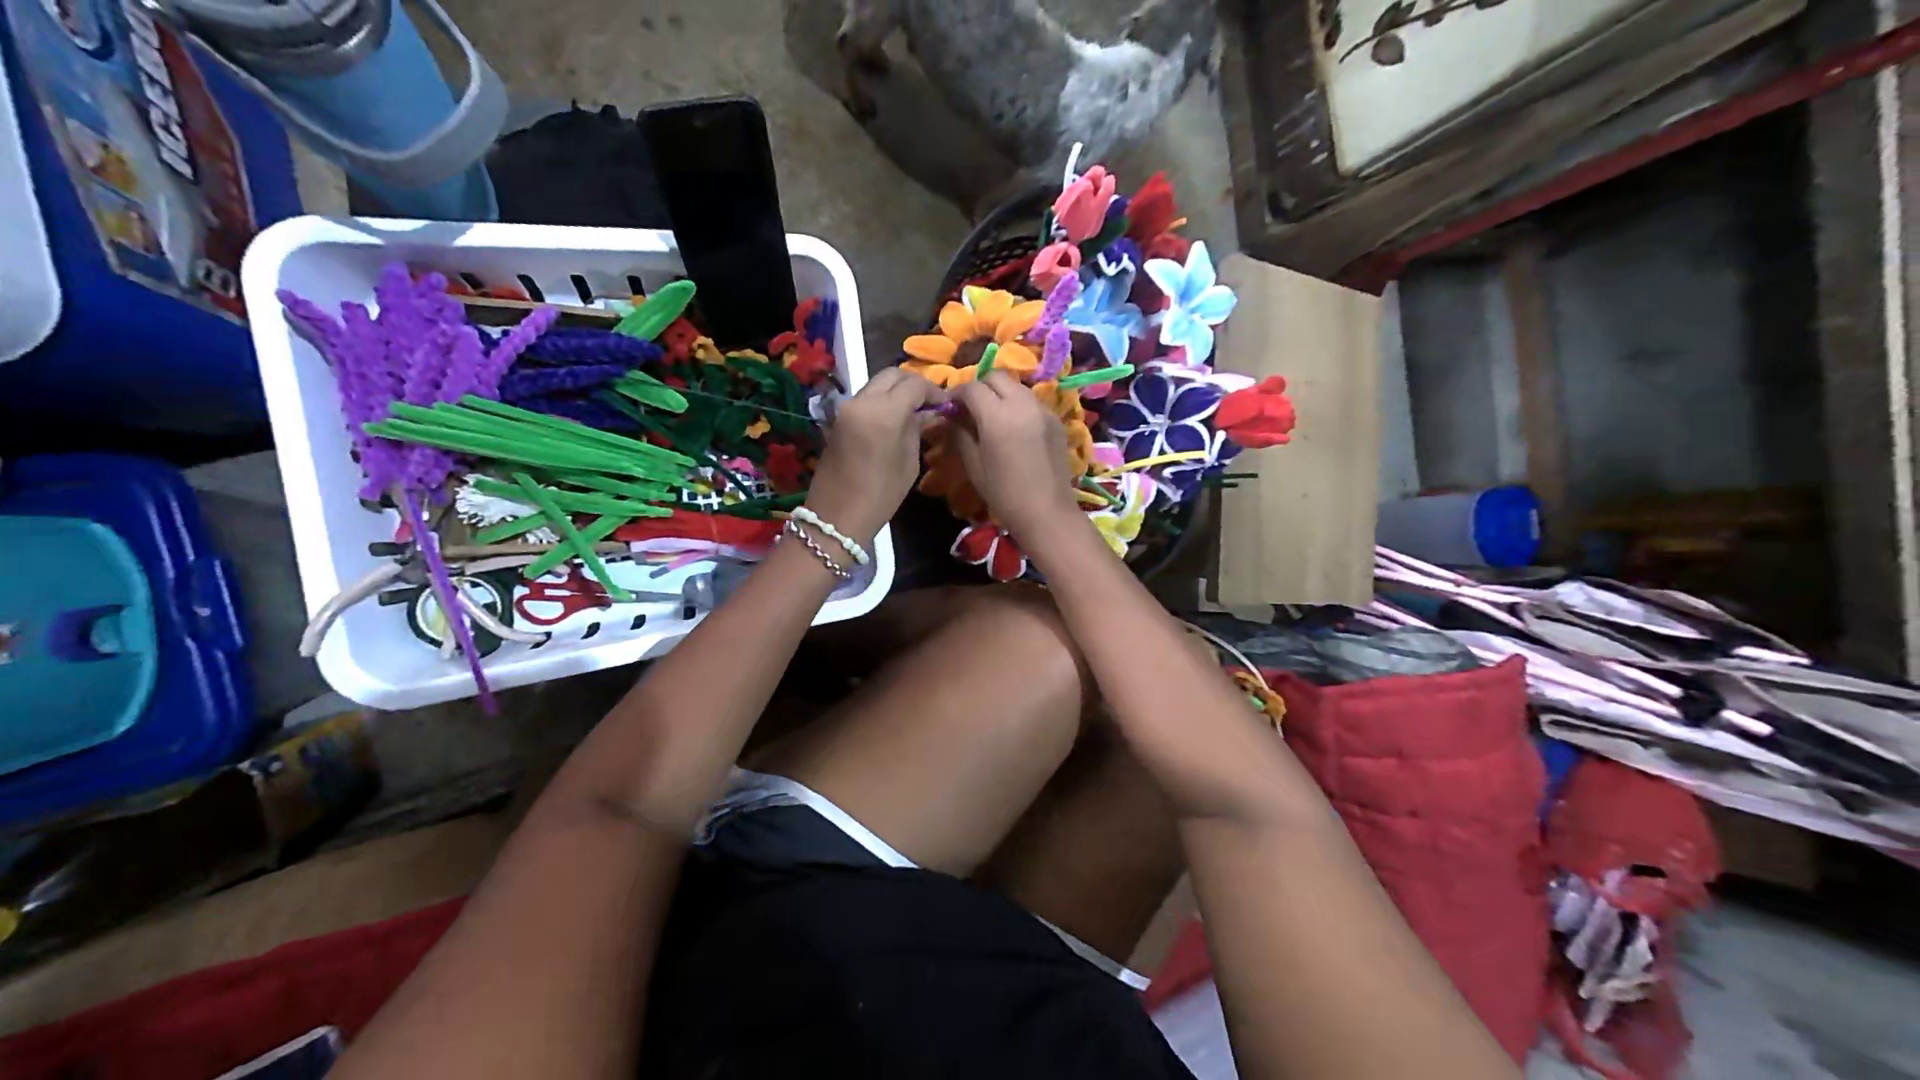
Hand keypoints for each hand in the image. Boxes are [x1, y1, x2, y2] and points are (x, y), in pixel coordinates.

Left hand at [805, 369, 945, 543]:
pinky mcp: (838, 417)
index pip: (913, 384)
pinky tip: (895, 418)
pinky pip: (866, 398)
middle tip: (929, 402)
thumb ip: (916, 429)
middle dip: (913, 384)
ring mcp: (847, 407)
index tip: (944, 403)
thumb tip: (926, 411)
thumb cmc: (880, 495)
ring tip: (914, 410)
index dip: (933, 390)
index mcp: (883, 412)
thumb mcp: (909, 462)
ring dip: (896, 390)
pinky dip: (883, 400)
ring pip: (877, 384)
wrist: (836, 516)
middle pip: (892, 375)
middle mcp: (862, 401)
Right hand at [949, 374, 1084, 549]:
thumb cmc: (1004, 494)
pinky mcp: (1056, 419)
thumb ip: (960, 434)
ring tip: (991, 416)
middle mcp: (1022, 403)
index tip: (949, 407)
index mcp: (997, 415)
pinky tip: (1013, 427)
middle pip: (996, 377)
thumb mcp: (974, 465)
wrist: (1047, 512)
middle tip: (970, 408)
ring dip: (1000, 393)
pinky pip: (1031, 401)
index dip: (957, 394)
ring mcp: (1042, 409)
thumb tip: (951, 417)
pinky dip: (1017, 404)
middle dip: (980, 387)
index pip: (972, 388)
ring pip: (1016, 386)